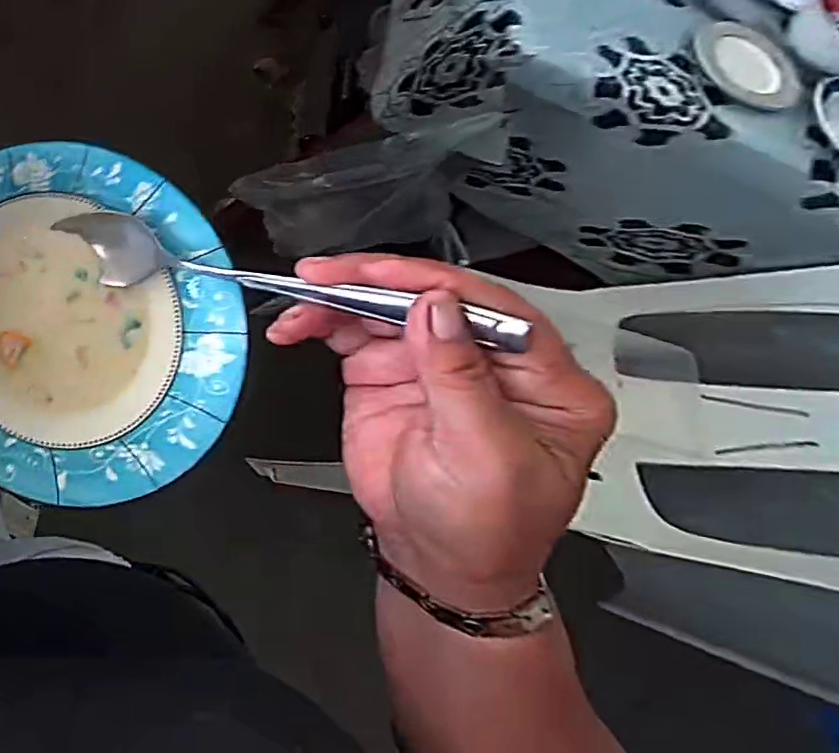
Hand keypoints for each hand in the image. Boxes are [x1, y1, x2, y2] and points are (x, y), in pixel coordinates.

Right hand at [267, 255, 613, 612]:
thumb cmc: (486, 529)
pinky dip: (317, 322)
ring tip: (302, 304)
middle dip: (372, 282)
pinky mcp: (387, 368)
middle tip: (328, 277)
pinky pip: (349, 330)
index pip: (488, 306)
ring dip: (336, 299)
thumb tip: (437, 308)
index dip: (431, 283)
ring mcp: (431, 360)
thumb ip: (461, 378)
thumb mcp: (486, 459)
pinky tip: (297, 324)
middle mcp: (484, 358)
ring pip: (381, 305)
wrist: (432, 560)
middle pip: (428, 296)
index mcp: (540, 377)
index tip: (383, 278)